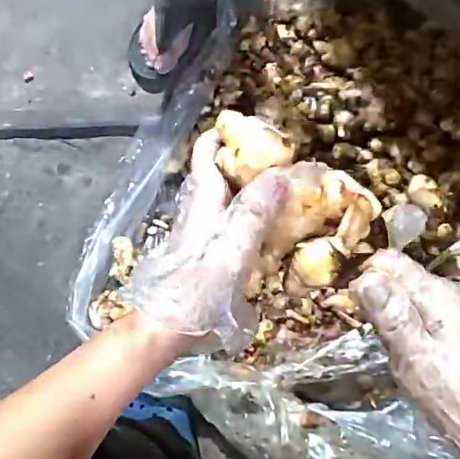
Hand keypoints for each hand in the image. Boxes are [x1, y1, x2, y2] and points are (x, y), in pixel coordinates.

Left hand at [119, 131, 286, 352]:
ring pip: (230, 198)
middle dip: (252, 162)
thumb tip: (281, 176)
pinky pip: (234, 223)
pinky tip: (276, 229)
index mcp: (204, 200)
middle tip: (290, 162)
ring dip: (256, 190)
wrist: (167, 330)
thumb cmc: (196, 290)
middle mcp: (201, 210)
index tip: (257, 129)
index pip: (207, 152)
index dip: (226, 134)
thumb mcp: (231, 251)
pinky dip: (255, 217)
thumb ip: (254, 214)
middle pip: (223, 172)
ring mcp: (203, 232)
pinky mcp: (208, 253)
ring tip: (292, 190)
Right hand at [352, 251, 459, 458]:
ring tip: (391, 354)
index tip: (351, 307)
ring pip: (419, 301)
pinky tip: (416, 362)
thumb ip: (390, 316)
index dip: (366, 277)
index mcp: (444, 295)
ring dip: (398, 320)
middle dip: (382, 300)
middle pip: (406, 280)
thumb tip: (364, 276)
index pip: (392, 262)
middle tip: (370, 338)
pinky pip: (435, 320)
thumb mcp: (415, 360)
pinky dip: (418, 332)